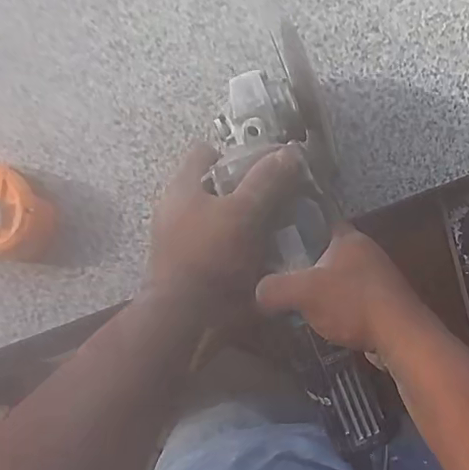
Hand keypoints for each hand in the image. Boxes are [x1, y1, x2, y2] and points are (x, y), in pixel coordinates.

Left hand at [143, 142, 302, 319]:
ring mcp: (185, 240)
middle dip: (249, 192)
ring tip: (283, 232)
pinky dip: (247, 250)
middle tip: (282, 200)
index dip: (237, 155)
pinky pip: (226, 248)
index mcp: (183, 188)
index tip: (266, 167)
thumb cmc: (211, 257)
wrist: (189, 316)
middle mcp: (179, 209)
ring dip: (251, 223)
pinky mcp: (196, 266)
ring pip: (224, 219)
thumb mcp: (243, 213)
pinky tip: (269, 259)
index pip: (207, 153)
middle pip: (218, 188)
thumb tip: (289, 153)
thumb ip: (265, 181)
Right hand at [255, 224, 430, 354]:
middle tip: (279, 280)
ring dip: (323, 294)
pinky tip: (325, 325)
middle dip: (305, 268)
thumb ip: (274, 288)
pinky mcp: (386, 306)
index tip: (272, 241)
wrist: (401, 337)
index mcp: (350, 238)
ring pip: (341, 281)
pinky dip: (340, 313)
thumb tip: (258, 293)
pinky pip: (354, 304)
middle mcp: (367, 254)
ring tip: (297, 306)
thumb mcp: (303, 292)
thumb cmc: (353, 304)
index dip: (295, 230)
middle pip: (327, 255)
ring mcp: (380, 280)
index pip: (317, 222)